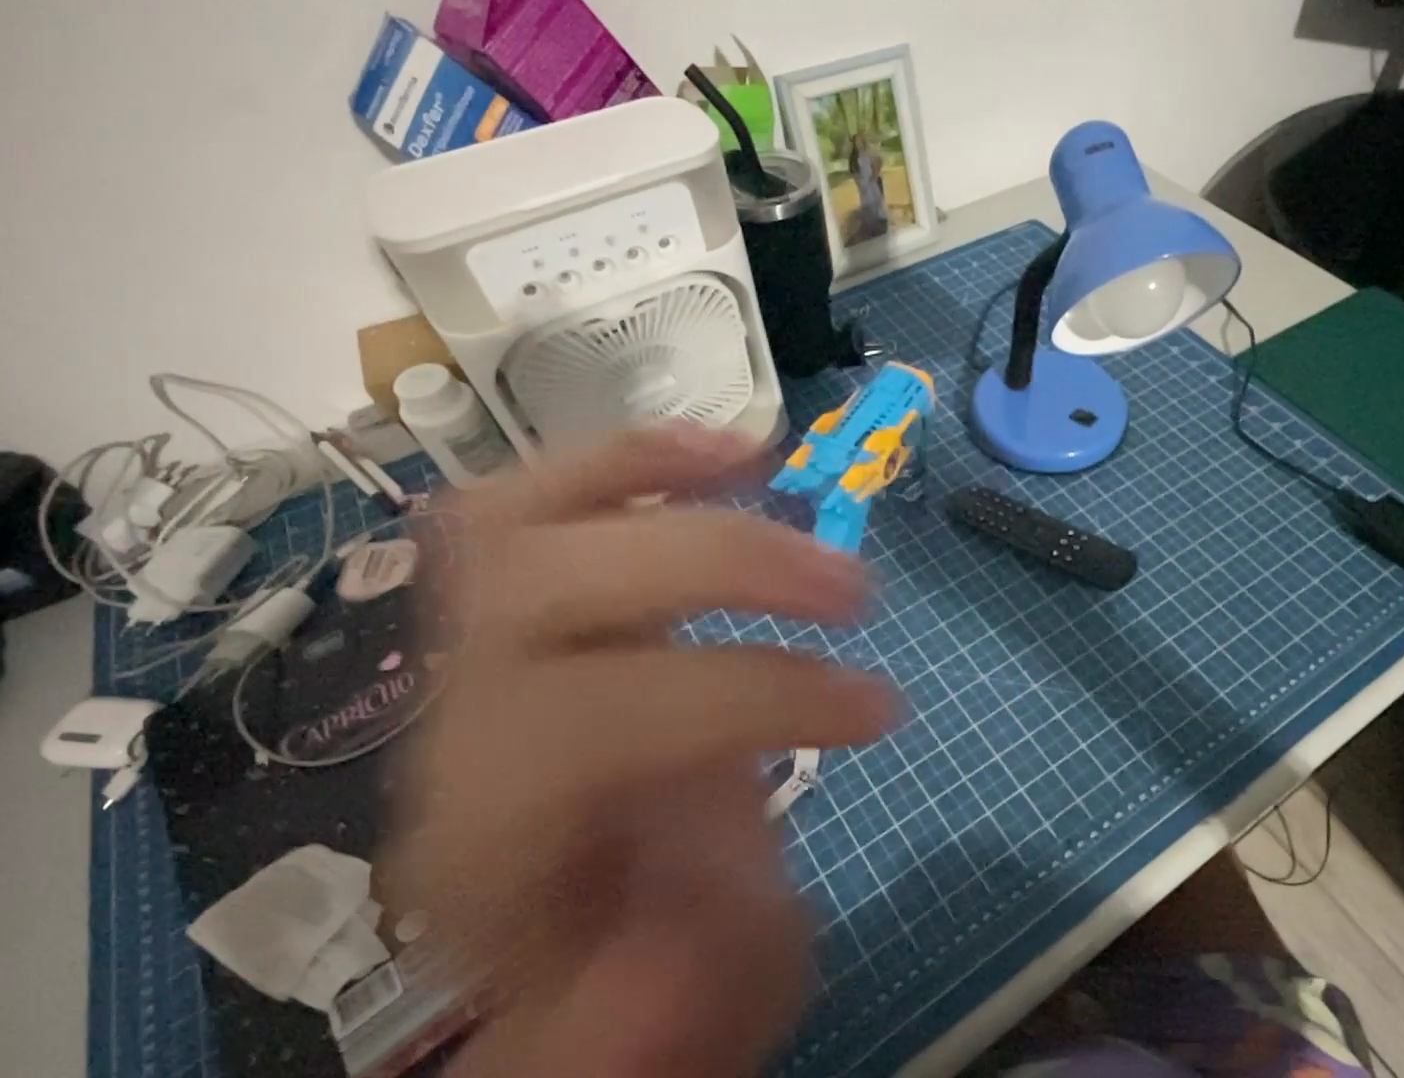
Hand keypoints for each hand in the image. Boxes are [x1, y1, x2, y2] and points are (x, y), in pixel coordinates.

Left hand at [386, 426, 898, 1076]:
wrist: (562, 923)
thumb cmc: (616, 968)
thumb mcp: (654, 1024)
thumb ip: (663, 993)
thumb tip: (702, 905)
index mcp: (486, 837)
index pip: (593, 718)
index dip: (751, 692)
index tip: (881, 709)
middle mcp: (456, 721)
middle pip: (552, 585)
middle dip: (726, 566)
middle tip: (857, 591)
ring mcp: (475, 646)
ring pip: (517, 517)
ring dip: (656, 475)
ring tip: (774, 466)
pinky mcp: (514, 602)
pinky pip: (536, 499)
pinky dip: (630, 457)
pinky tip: (721, 450)